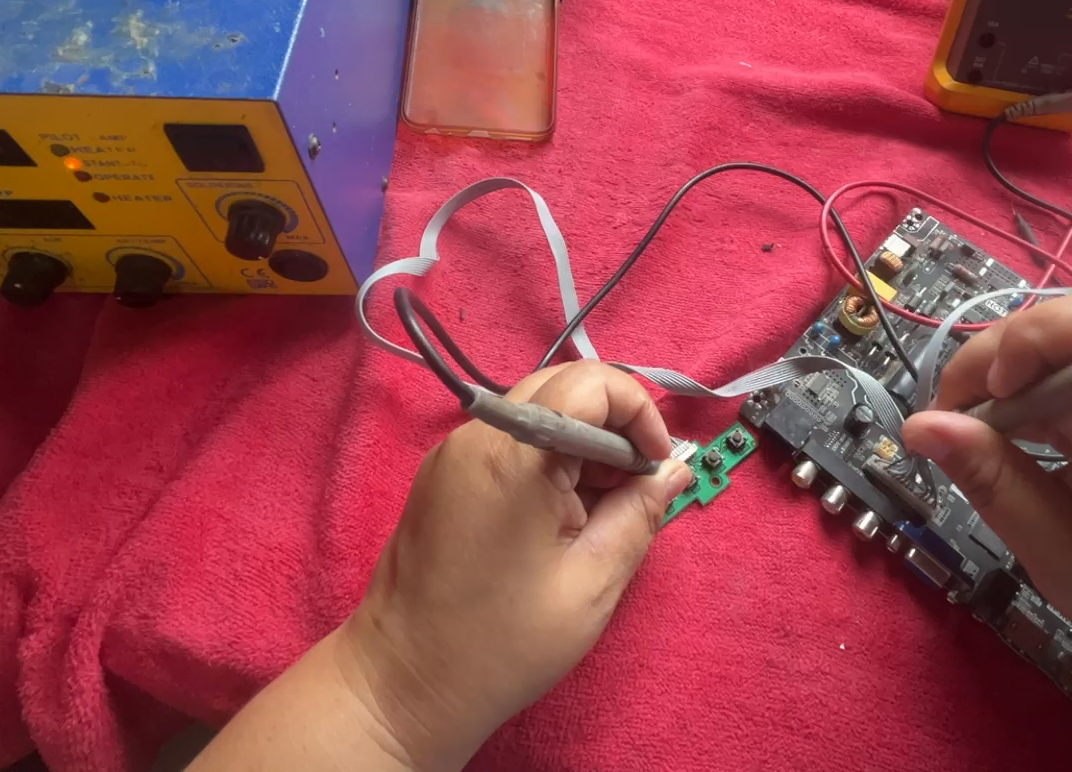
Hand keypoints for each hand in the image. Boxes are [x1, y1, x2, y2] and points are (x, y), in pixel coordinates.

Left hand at [339, 362, 693, 770]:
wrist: (397, 688)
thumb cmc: (499, 644)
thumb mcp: (590, 585)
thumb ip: (640, 514)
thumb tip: (674, 469)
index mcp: (514, 454)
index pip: (591, 383)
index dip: (639, 411)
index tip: (657, 464)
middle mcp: (480, 433)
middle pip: (567, 389)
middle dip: (615, 427)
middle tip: (635, 488)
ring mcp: (456, 448)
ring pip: (543, 410)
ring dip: (584, 445)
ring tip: (599, 510)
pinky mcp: (446, 469)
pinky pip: (514, 438)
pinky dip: (550, 458)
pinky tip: (561, 513)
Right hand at [902, 293, 1071, 672]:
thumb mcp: (1062, 558)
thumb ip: (994, 484)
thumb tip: (919, 427)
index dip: (1021, 344)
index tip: (976, 403)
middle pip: (1059, 328)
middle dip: (989, 364)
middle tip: (952, 425)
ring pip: (1057, 340)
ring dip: (1001, 374)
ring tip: (975, 431)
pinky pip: (1069, 363)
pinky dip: (1024, 387)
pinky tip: (1010, 429)